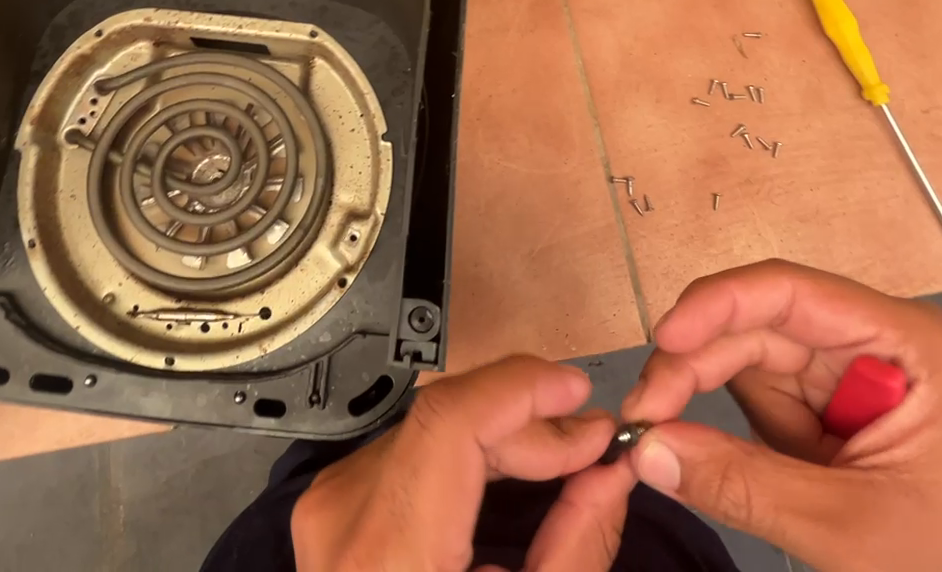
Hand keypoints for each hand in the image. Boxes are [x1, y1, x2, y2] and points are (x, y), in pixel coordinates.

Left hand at [292, 355, 635, 570]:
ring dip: (502, 432)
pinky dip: (469, 450)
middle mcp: (343, 510)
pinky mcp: (334, 500)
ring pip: (432, 426)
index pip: (450, 419)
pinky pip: (413, 448)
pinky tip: (509, 466)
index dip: (521, 389)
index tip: (578, 393)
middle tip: (591, 442)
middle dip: (529, 420)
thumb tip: (612, 468)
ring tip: (560, 455)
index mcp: (386, 553)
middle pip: (445, 418)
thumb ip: (575, 546)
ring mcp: (330, 501)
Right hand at [620, 260, 941, 571]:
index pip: (791, 292)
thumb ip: (741, 483)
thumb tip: (641, 446)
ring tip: (655, 432)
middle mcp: (870, 344)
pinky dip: (713, 420)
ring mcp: (844, 378)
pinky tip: (691, 443)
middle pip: (756, 326)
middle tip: (641, 415)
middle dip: (693, 363)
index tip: (661, 341)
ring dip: (694, 389)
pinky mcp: (824, 415)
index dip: (716, 304)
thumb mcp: (852, 530)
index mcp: (905, 343)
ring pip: (742, 358)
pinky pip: (751, 398)